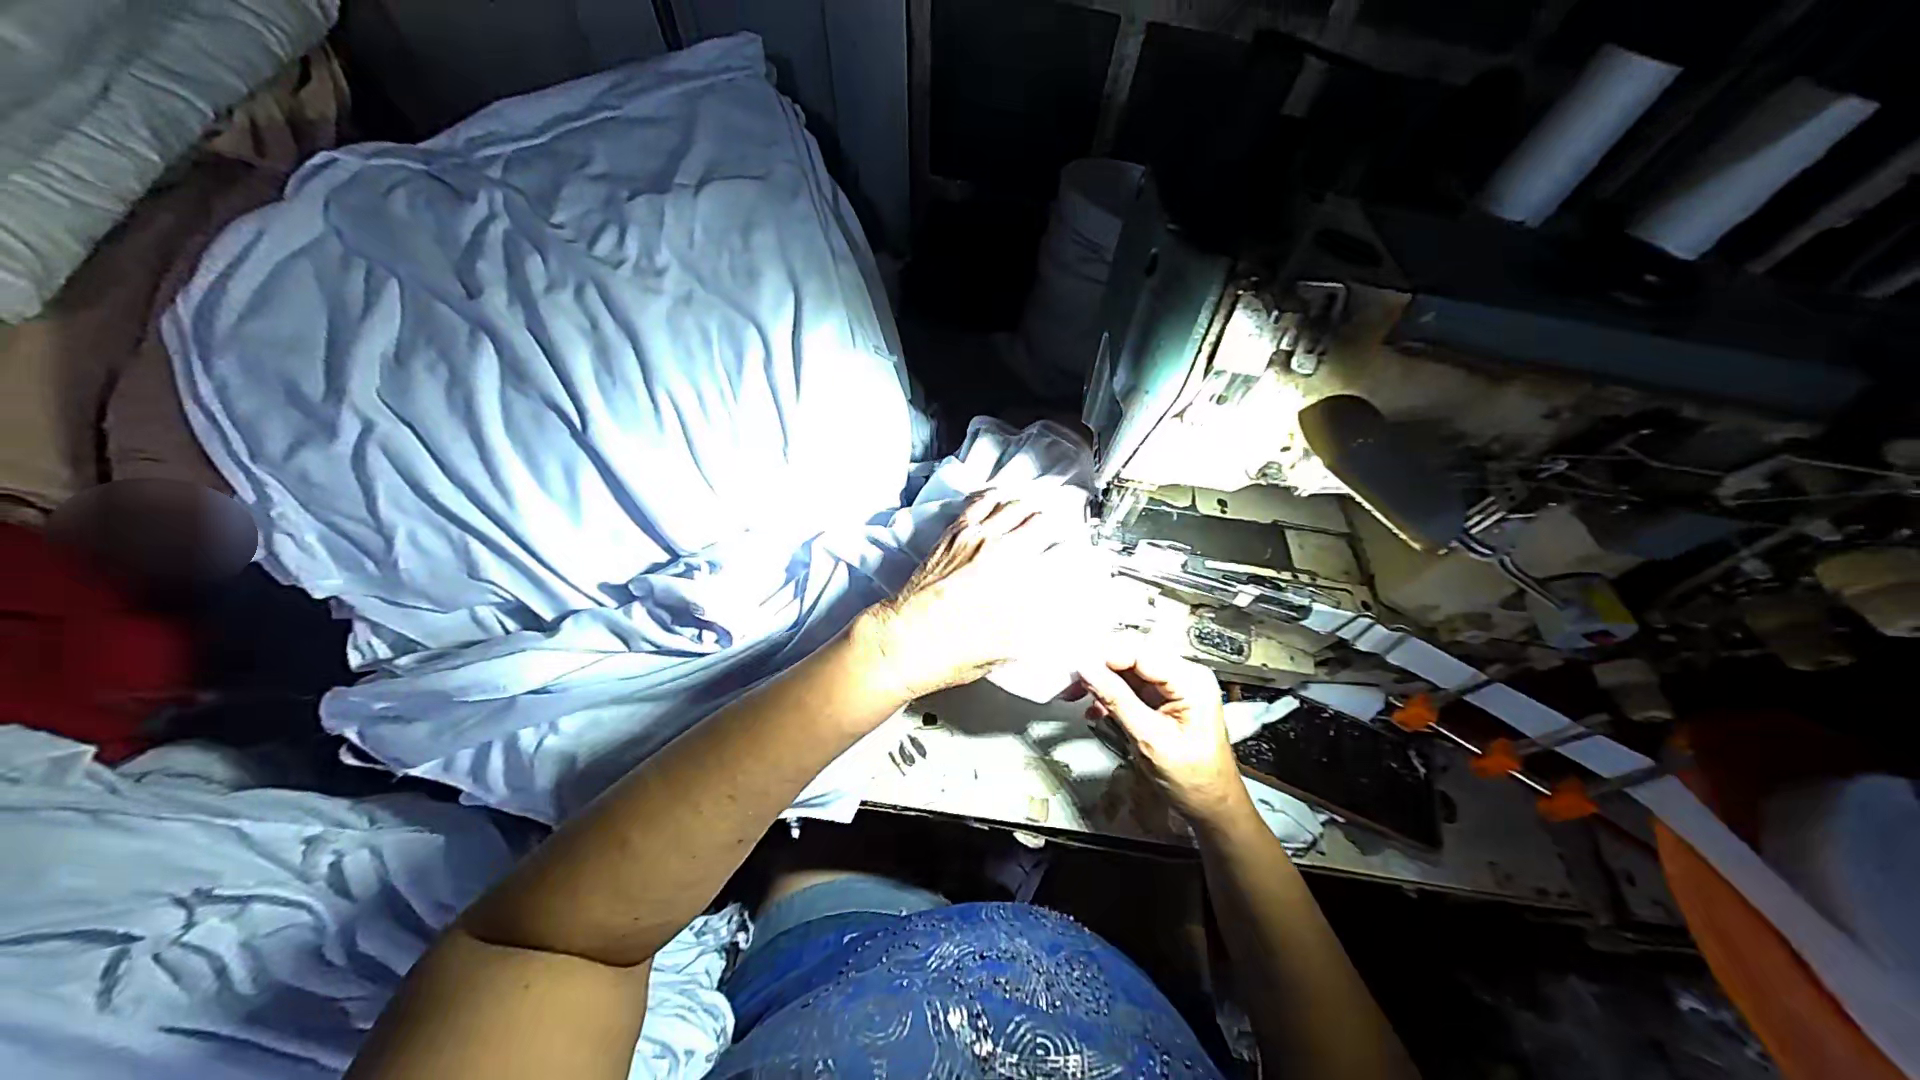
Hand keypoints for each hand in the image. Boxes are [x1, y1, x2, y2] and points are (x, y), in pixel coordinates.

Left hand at [856, 493, 1089, 699]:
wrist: (907, 640)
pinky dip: (998, 498)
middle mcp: (1005, 553)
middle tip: (1066, 532)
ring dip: (1033, 508)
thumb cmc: (954, 651)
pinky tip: (1003, 499)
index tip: (1085, 561)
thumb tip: (1062, 619)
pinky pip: (982, 503)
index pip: (1067, 557)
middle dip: (1061, 527)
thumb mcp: (1013, 648)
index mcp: (1025, 584)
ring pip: (1016, 506)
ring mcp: (979, 539)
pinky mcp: (956, 534)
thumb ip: (1042, 628)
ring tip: (1041, 512)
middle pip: (1045, 522)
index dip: (1081, 558)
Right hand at [1075, 639, 1249, 824]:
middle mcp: (1183, 674)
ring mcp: (1171, 684)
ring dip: (1098, 679)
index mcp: (1190, 680)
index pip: (1140, 651)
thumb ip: (1117, 700)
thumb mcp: (1150, 740)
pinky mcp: (1160, 696)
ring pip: (1125, 667)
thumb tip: (1086, 669)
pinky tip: (1094, 707)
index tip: (1076, 667)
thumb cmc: (1194, 779)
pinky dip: (1108, 692)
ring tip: (1074, 693)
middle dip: (1098, 665)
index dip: (1105, 655)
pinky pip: (1127, 683)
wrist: (1210, 805)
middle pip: (1131, 653)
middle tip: (1070, 680)